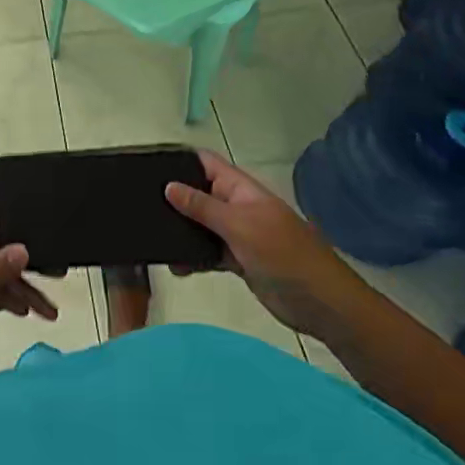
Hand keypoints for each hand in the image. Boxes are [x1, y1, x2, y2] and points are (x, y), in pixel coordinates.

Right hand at [164, 150, 372, 340]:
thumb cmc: (284, 255)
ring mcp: (238, 234)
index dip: (180, 159)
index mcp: (241, 189)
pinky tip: (174, 265)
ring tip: (150, 234)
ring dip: (181, 230)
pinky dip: (192, 257)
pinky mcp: (238, 260)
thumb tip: (168, 186)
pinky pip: (208, 251)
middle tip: (139, 200)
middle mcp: (237, 206)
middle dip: (174, 196)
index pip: (206, 163)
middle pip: (199, 192)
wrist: (324, 305)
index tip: (147, 163)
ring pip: (201, 224)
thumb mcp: (239, 226)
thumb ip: (202, 206)